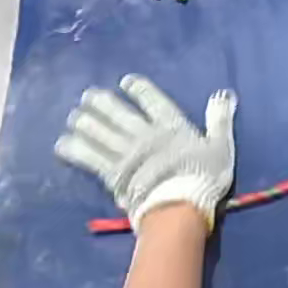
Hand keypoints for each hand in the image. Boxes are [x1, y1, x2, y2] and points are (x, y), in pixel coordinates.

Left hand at [55, 75, 235, 228]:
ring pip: (101, 132)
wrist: (181, 204)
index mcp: (172, 126)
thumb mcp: (220, 146)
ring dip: (85, 123)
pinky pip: (90, 158)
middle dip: (102, 104)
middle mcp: (145, 134)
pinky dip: (75, 150)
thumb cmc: (205, 177)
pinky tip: (62, 144)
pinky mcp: (113, 173)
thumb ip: (220, 119)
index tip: (126, 82)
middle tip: (88, 97)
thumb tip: (224, 94)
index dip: (138, 90)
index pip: (153, 100)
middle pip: (118, 113)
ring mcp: (127, 153)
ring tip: (73, 117)